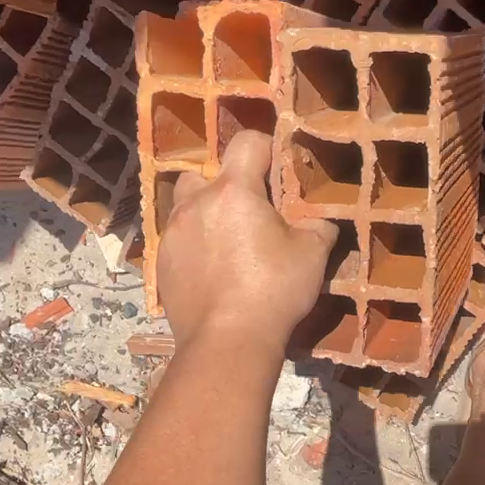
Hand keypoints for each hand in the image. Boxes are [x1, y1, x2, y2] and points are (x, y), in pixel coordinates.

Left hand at [158, 131, 334, 354]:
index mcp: (235, 192)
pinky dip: (195, 244)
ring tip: (228, 237)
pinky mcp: (162, 263)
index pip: (247, 143)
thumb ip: (318, 227)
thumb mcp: (313, 255)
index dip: (267, 148)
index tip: (280, 168)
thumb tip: (322, 221)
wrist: (227, 341)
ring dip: (206, 211)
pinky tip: (214, 269)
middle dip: (228, 184)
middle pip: (206, 172)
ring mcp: (173, 233)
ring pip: (186, 204)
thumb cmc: (274, 291)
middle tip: (252, 210)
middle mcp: (197, 203)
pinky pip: (179, 239)